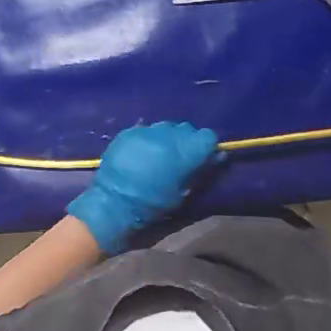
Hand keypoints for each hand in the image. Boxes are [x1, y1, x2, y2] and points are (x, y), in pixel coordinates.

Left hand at [67, 121, 218, 253]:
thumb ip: (200, 172)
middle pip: (187, 129)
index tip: (202, 157)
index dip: (206, 146)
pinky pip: (145, 129)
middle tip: (180, 158)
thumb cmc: (153, 203)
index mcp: (186, 149)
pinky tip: (142, 152)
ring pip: (166, 127)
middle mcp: (169, 133)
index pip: (208, 136)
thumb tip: (217, 157)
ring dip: (167, 138)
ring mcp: (147, 130)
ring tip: (160, 154)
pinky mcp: (129, 132)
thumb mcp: (183, 193)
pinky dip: (148, 139)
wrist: (113, 203)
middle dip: (187, 141)